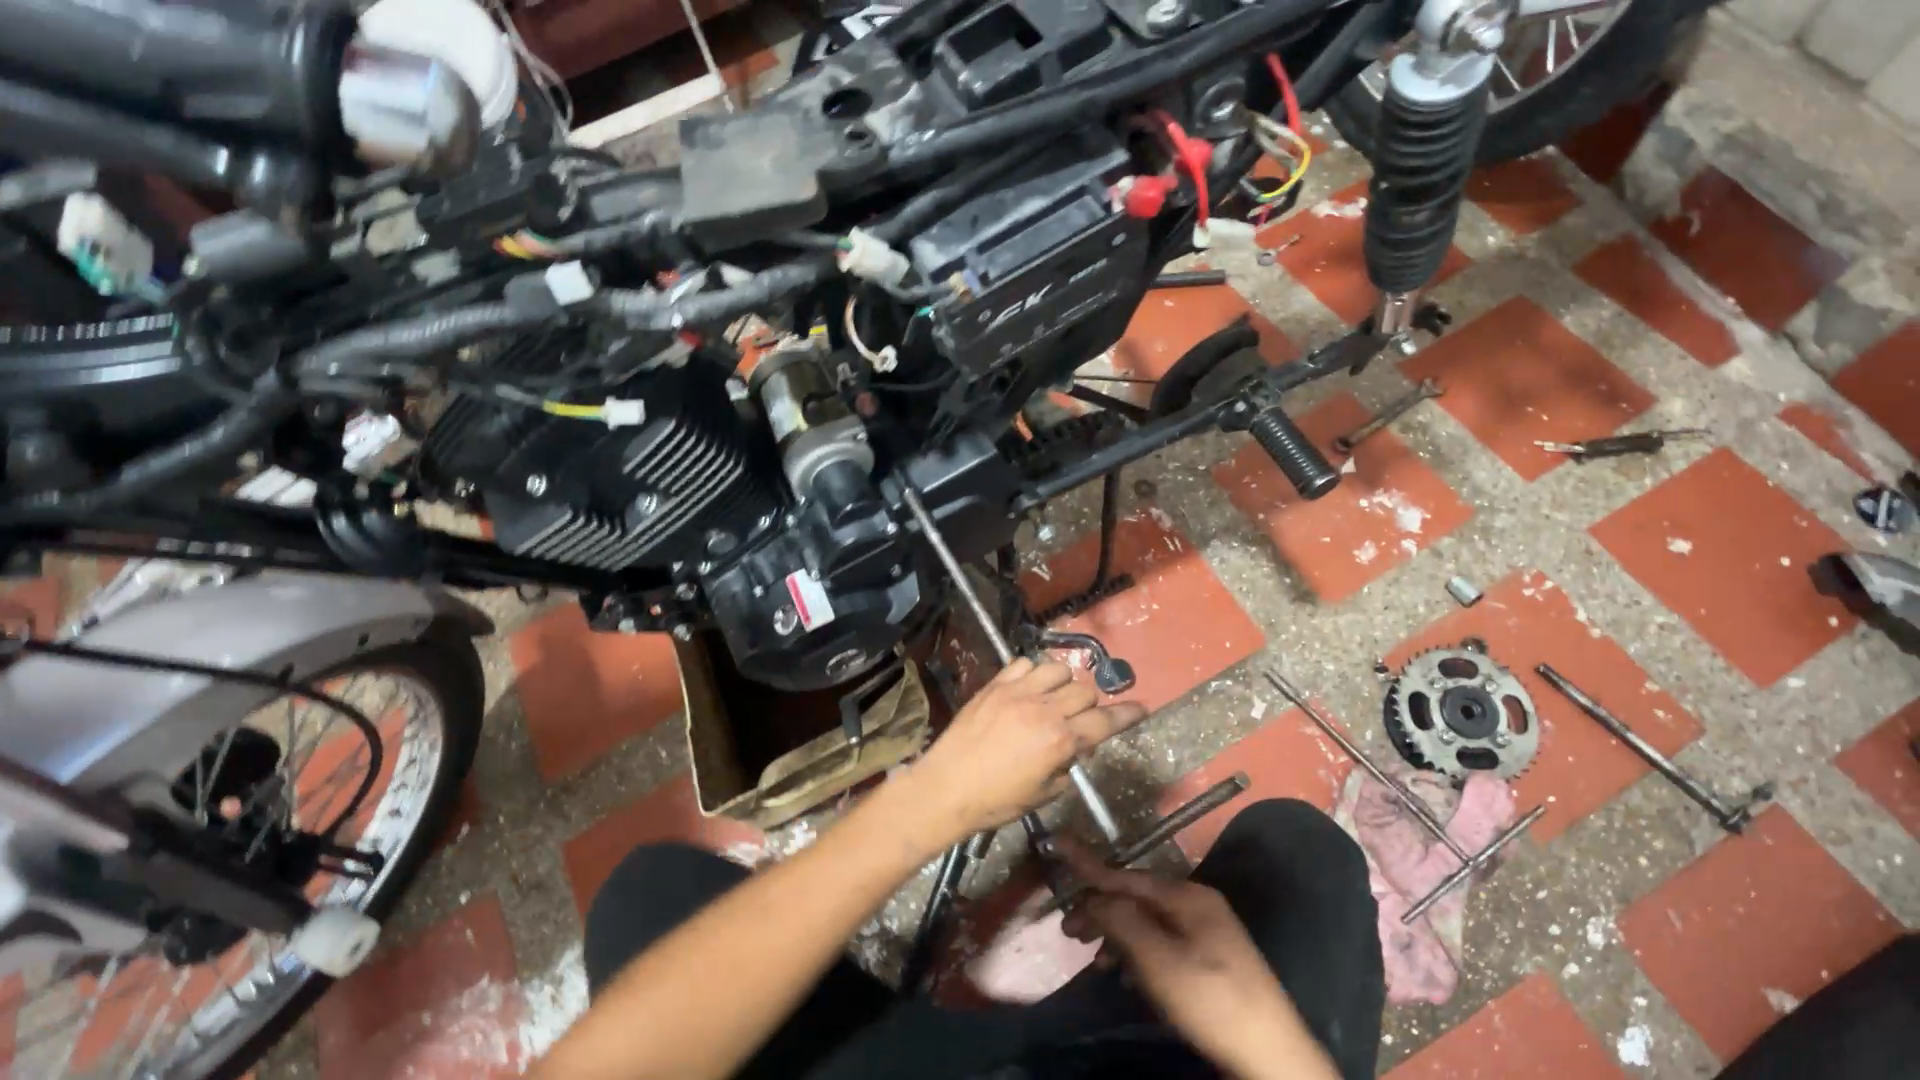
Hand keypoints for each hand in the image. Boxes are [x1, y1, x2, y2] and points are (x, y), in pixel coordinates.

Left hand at [896, 658, 1144, 847]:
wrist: (946, 787)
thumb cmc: (996, 801)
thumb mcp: (1043, 794)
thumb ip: (1066, 766)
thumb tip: (1073, 749)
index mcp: (1060, 741)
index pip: (1105, 721)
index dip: (1127, 715)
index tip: (1140, 708)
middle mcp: (1044, 710)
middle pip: (1084, 691)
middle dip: (1089, 705)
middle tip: (1079, 719)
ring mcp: (1018, 693)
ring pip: (1058, 669)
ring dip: (1064, 682)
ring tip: (1055, 697)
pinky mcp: (994, 685)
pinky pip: (1024, 664)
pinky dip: (1033, 672)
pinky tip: (1028, 687)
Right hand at [1058, 845, 1338, 1079]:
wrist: (1270, 1051)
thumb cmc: (1210, 1001)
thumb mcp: (1159, 961)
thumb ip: (1123, 922)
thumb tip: (1093, 897)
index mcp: (1186, 896)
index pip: (1126, 874)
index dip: (1088, 863)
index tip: (1056, 844)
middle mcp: (1196, 903)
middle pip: (1134, 897)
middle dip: (1099, 911)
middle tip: (1069, 933)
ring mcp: (1206, 929)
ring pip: (1146, 921)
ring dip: (1116, 936)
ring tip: (1096, 962)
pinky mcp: (1209, 956)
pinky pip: (1161, 941)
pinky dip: (1137, 952)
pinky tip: (1127, 975)